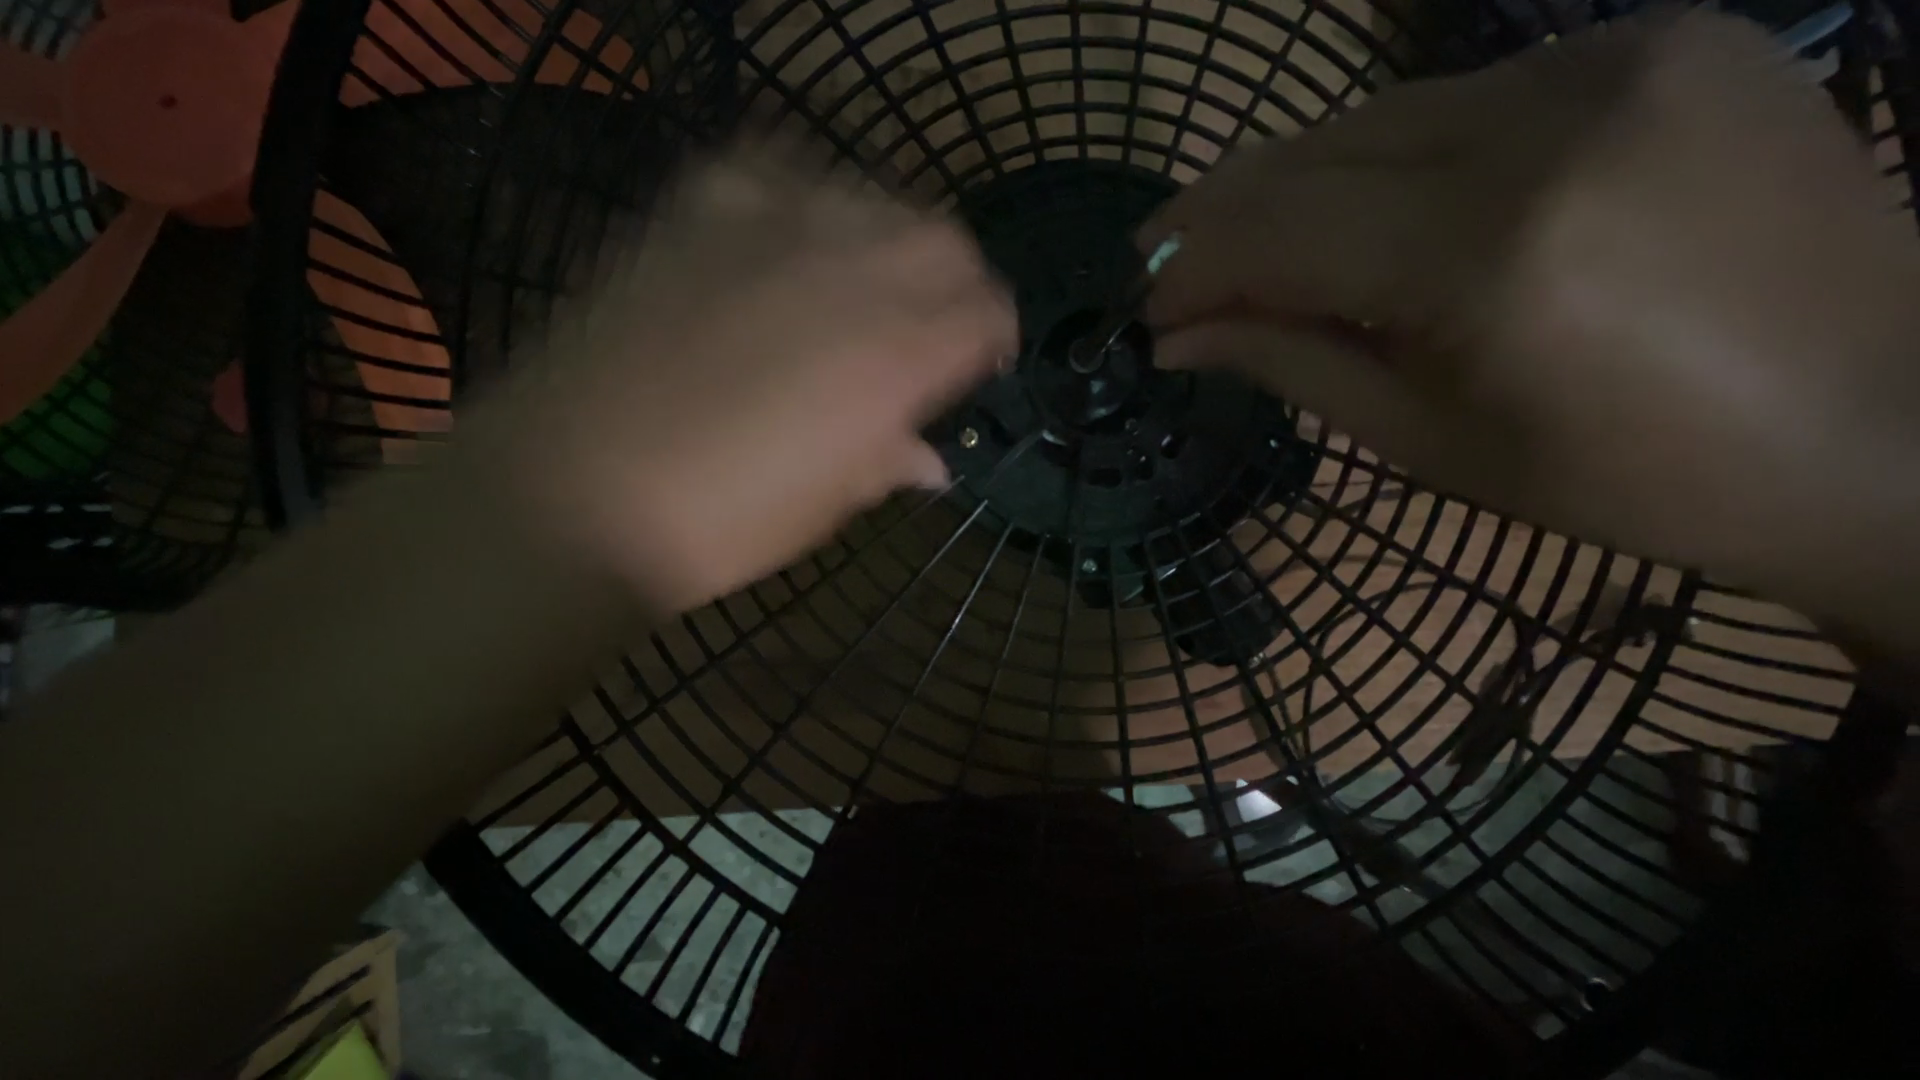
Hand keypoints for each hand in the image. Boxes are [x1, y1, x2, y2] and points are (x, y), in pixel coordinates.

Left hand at [478, 145, 1015, 613]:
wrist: (573, 490)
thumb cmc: (720, 522)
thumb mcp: (826, 506)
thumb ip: (888, 460)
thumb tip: (929, 457)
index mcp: (897, 357)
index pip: (987, 312)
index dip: (993, 337)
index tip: (979, 362)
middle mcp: (853, 273)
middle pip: (946, 239)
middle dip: (954, 280)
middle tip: (928, 322)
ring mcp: (774, 227)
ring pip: (874, 195)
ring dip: (887, 237)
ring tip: (859, 282)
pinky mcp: (702, 209)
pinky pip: (780, 169)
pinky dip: (802, 200)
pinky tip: (787, 240)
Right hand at [1142, 11, 1919, 640]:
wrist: (1888, 421)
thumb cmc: (1636, 479)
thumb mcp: (1431, 444)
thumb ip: (1291, 365)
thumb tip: (1173, 335)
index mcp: (1494, 256)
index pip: (1281, 232)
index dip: (1192, 266)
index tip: (1139, 305)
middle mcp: (1550, 123)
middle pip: (1318, 150)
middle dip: (1223, 213)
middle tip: (1164, 261)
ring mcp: (1617, 58)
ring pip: (1382, 112)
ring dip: (1298, 181)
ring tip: (1247, 240)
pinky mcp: (1662, 37)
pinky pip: (1467, 98)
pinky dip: (1393, 155)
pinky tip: (1372, 209)